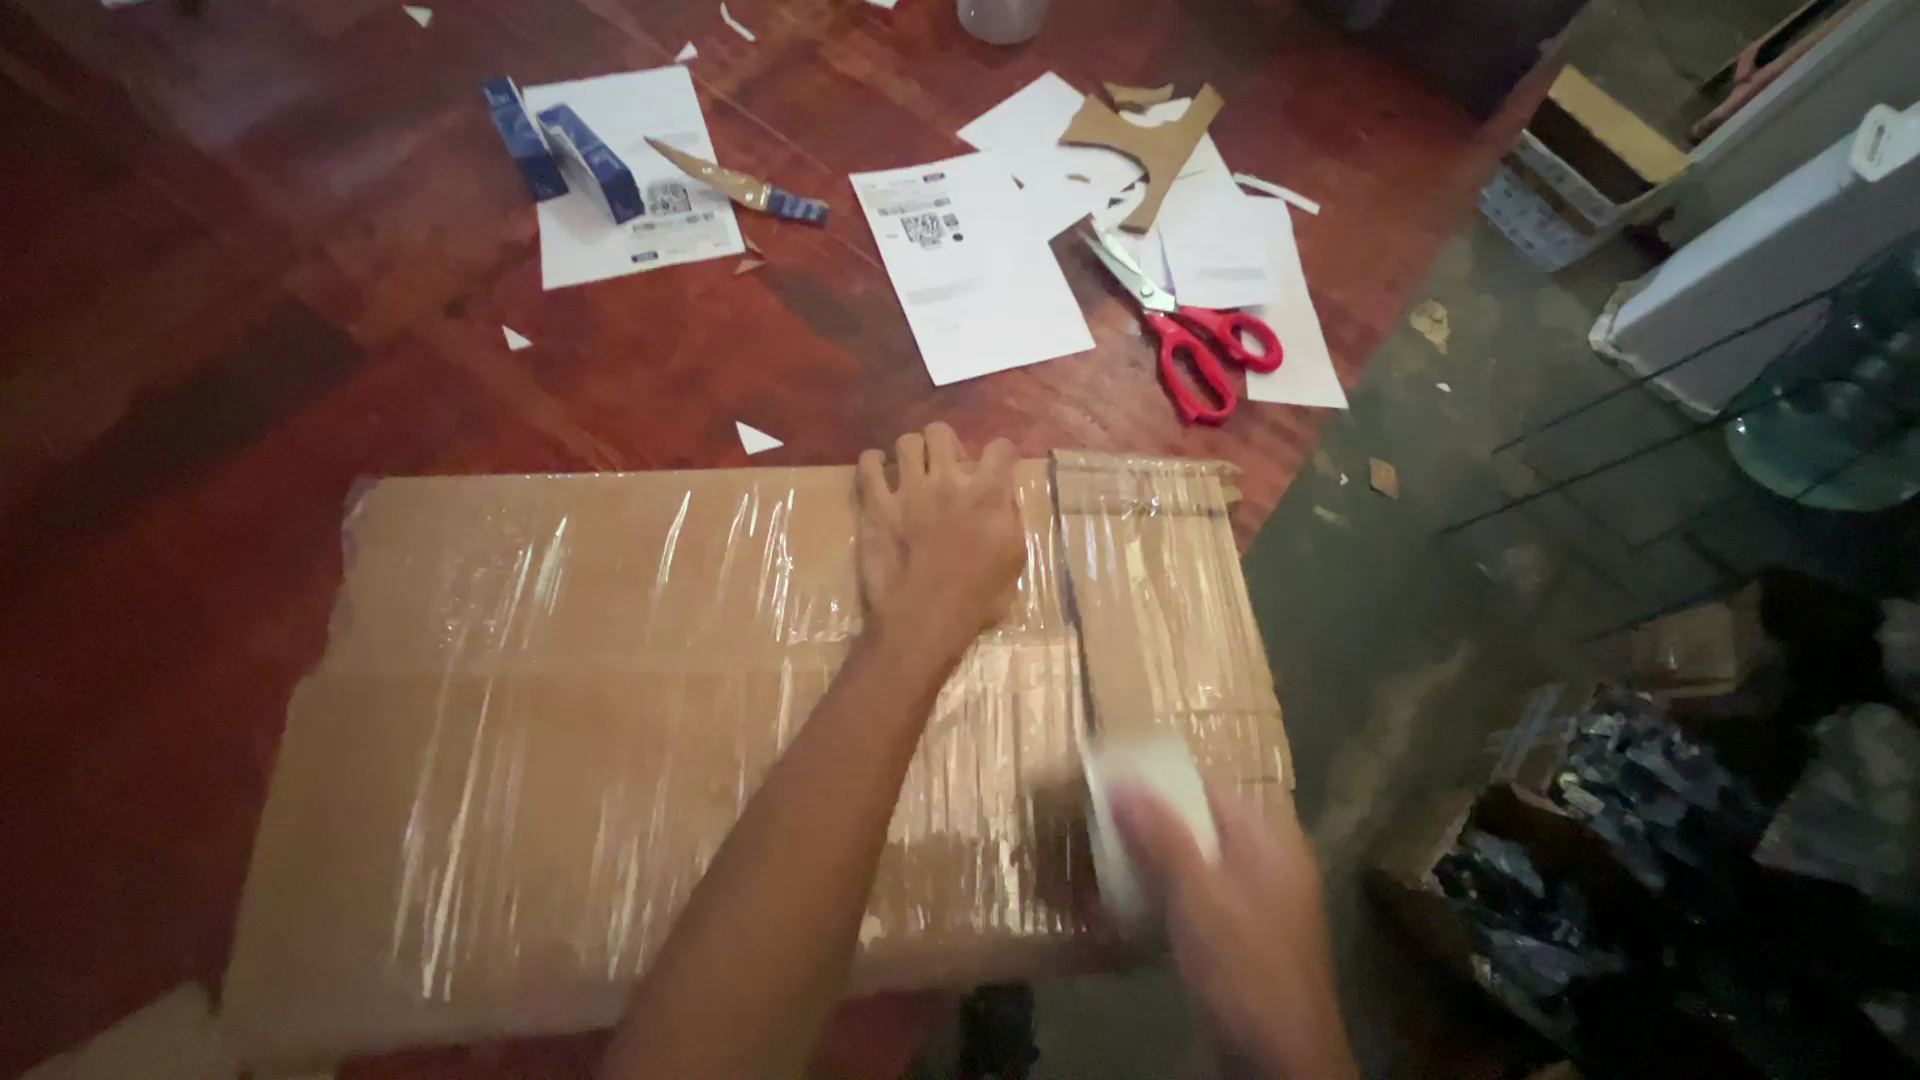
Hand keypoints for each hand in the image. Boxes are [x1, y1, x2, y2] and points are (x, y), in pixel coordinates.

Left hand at [857, 422, 1024, 660]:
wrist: (924, 619)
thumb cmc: (976, 600)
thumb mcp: (1014, 562)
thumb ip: (1011, 522)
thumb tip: (1004, 501)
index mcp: (988, 495)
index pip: (1001, 448)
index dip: (1001, 454)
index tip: (996, 466)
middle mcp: (948, 481)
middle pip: (942, 432)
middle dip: (945, 445)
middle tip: (945, 468)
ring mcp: (909, 490)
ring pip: (906, 442)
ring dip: (911, 453)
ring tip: (911, 470)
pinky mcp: (876, 505)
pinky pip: (868, 466)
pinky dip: (873, 463)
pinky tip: (878, 471)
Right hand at [1111, 784, 1358, 1079]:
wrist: (1279, 1066)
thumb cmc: (1243, 966)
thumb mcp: (1198, 895)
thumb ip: (1160, 835)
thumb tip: (1119, 779)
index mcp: (1269, 842)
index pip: (1207, 789)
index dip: (1159, 780)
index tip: (1109, 779)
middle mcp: (1266, 865)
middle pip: (1198, 827)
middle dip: (1147, 824)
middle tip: (1096, 822)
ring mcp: (1253, 906)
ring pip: (1191, 866)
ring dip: (1149, 863)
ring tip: (1100, 860)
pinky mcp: (1237, 942)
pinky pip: (1192, 903)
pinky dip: (1159, 899)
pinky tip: (1123, 907)